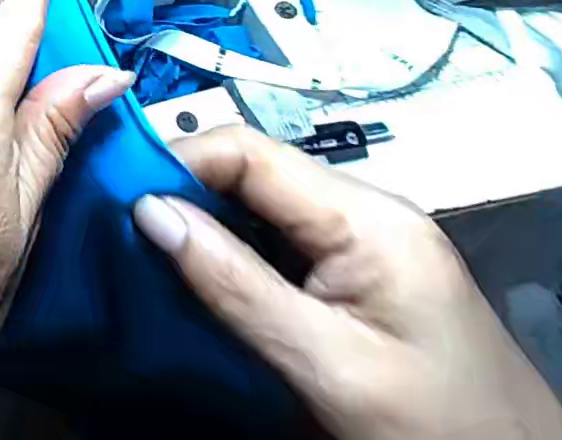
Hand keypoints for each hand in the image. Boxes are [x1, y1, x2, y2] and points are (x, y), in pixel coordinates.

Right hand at [133, 126, 561, 439]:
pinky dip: (221, 243)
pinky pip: (266, 231)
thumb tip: (145, 208)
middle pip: (245, 167)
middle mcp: (360, 208)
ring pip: (249, 198)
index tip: (121, 197)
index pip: (245, 149)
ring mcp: (356, 236)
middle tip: (124, 221)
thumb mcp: (332, 368)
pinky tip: (194, 266)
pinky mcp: (348, 265)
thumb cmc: (441, 434)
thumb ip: (235, 284)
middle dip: (180, 187)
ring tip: (147, 242)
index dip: (176, 160)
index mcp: (368, 217)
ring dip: (196, 216)